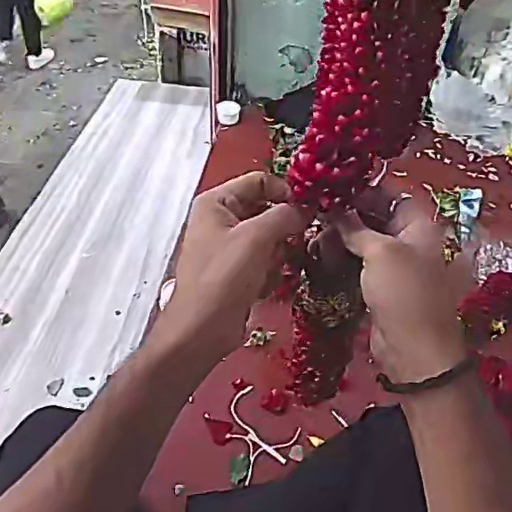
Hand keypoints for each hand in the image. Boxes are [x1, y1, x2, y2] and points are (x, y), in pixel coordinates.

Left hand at [147, 171, 308, 370]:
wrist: (202, 331)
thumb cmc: (222, 279)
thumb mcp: (256, 238)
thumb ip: (285, 215)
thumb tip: (307, 207)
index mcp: (217, 202)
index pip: (260, 181)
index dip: (285, 191)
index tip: (309, 207)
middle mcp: (221, 220)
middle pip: (268, 210)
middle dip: (283, 229)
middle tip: (295, 241)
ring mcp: (230, 247)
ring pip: (271, 238)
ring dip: (278, 254)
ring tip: (271, 269)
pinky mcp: (238, 271)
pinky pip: (267, 261)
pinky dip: (270, 272)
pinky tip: (263, 286)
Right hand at [334, 190, 466, 386]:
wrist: (413, 350)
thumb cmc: (403, 292)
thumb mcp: (379, 252)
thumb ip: (355, 228)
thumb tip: (335, 209)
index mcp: (420, 226)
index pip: (391, 196)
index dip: (363, 190)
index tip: (332, 189)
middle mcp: (410, 242)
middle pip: (377, 217)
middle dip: (349, 214)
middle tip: (318, 210)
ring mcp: (396, 266)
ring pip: (366, 241)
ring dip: (343, 236)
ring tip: (316, 231)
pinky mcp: (382, 286)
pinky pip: (361, 264)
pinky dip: (344, 257)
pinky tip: (321, 252)